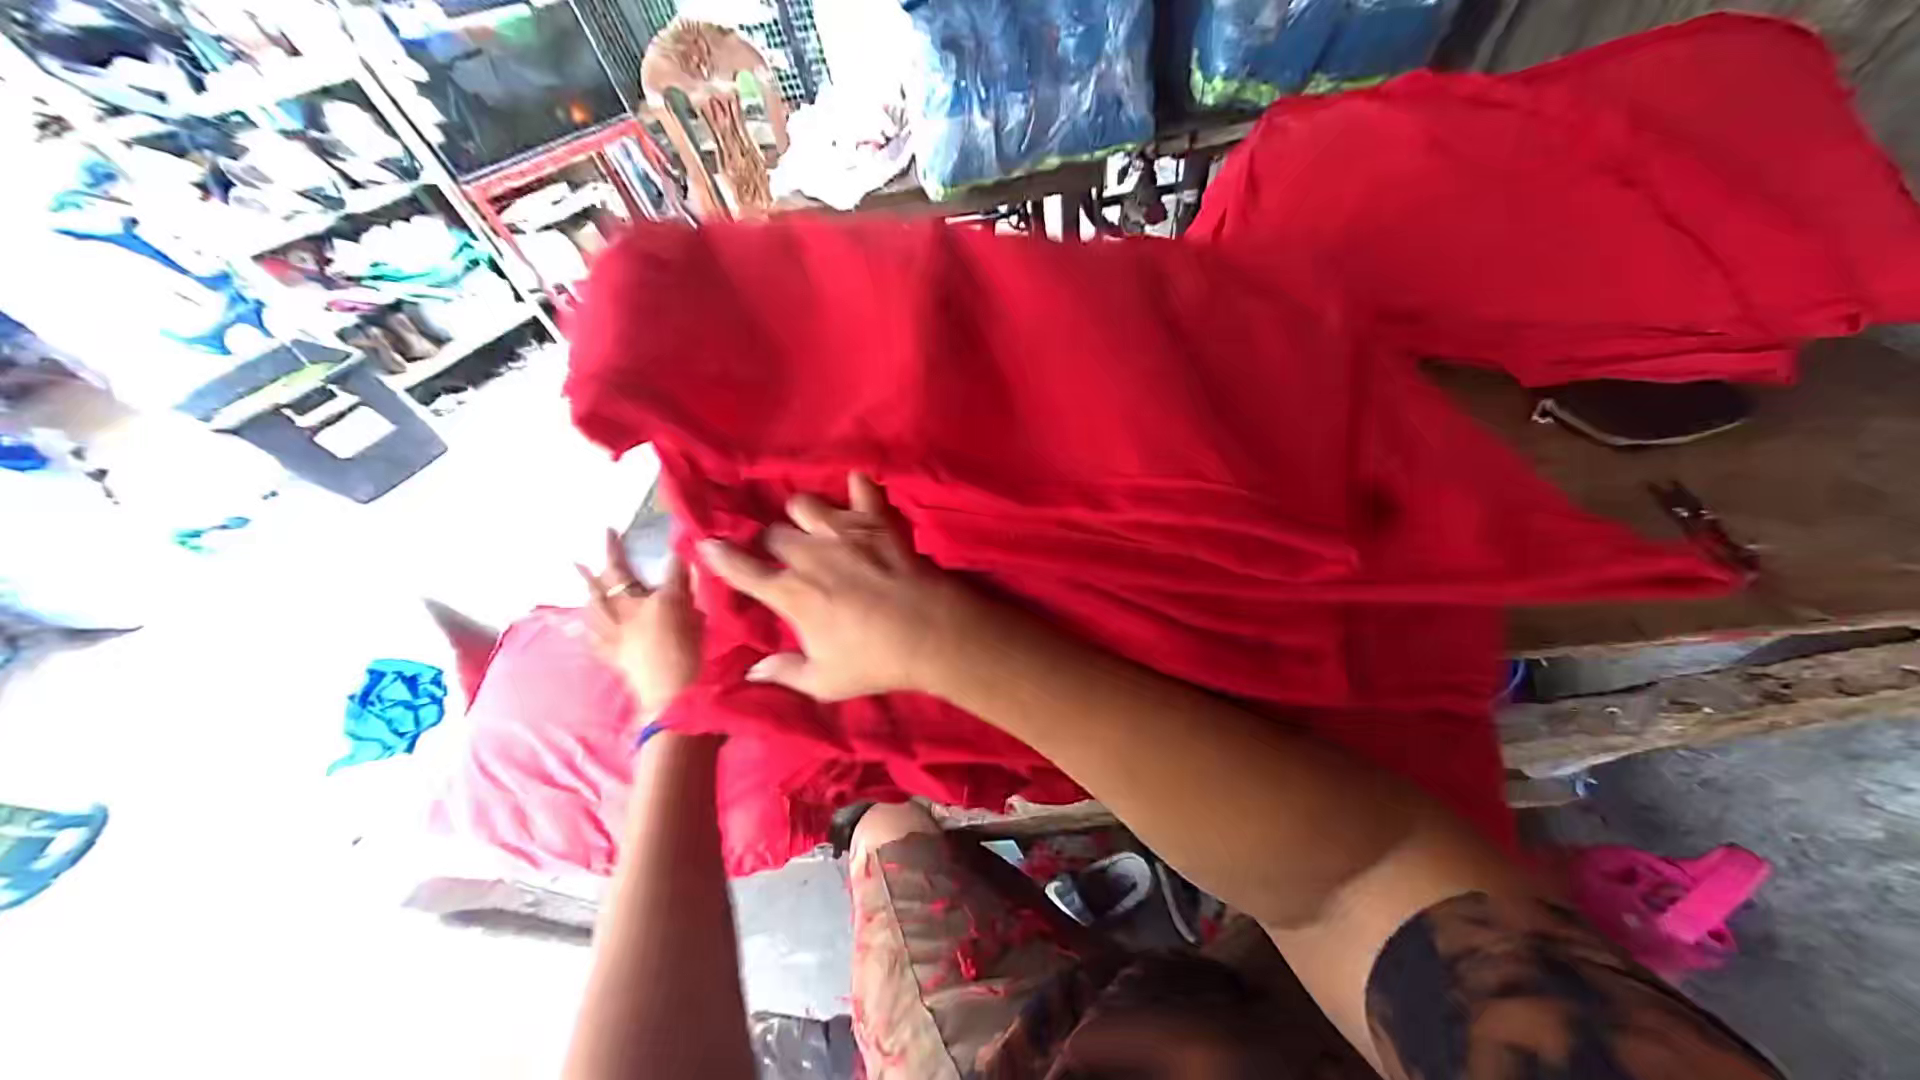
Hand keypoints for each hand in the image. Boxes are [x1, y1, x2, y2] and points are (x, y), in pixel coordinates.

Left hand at [577, 528, 702, 713]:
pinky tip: (588, 626)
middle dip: (593, 572)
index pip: (627, 568)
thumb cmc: (687, 650)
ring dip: (587, 596)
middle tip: (580, 558)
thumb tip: (681, 555)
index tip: (608, 530)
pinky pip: (596, 641)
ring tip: (581, 583)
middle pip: (602, 590)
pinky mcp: (616, 662)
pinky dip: (590, 629)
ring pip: (593, 613)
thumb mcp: (691, 610)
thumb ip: (683, 580)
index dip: (617, 549)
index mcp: (639, 603)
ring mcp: (615, 641)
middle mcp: (620, 619)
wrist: (673, 697)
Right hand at [698, 472, 986, 701]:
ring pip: (805, 504)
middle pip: (774, 534)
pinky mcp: (877, 520)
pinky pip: (863, 489)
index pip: (743, 570)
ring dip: (805, 514)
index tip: (705, 544)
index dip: (720, 557)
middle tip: (784, 554)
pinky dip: (859, 489)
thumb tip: (753, 672)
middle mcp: (809, 554)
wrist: (929, 631)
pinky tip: (858, 493)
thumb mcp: (825, 681)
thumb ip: (785, 673)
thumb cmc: (875, 660)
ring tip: (816, 525)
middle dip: (772, 542)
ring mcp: (843, 531)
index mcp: (791, 593)